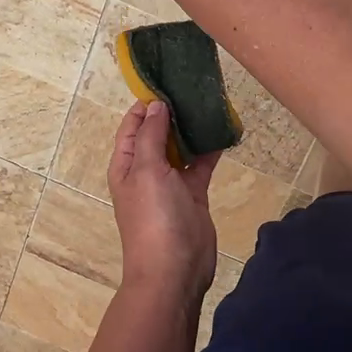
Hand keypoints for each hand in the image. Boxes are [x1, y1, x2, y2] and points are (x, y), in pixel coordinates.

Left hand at [108, 102, 219, 300]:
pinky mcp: (194, 193)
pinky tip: (225, 130)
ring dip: (193, 127)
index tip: (169, 81)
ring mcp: (171, 182)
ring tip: (213, 102)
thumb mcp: (147, 171)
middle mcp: (146, 170)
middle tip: (197, 87)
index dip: (147, 103)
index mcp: (126, 164)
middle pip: (158, 132)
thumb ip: (150, 136)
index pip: (132, 124)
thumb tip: (155, 105)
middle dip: (174, 111)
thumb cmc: (154, 218)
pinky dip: (211, 147)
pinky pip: (201, 163)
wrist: (174, 271)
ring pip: (181, 146)